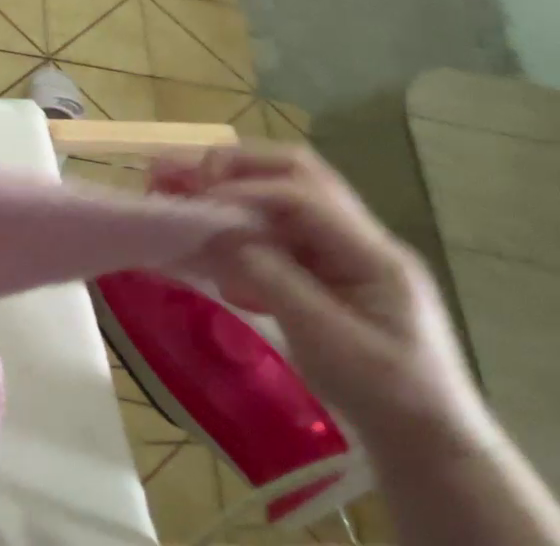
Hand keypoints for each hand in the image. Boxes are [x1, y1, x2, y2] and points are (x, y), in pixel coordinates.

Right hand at [158, 145, 485, 445]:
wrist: (425, 435)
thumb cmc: (382, 390)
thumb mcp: (327, 339)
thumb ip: (274, 279)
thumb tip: (221, 234)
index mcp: (371, 253)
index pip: (301, 195)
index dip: (241, 190)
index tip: (190, 204)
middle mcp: (358, 237)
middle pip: (295, 171)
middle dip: (231, 165)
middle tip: (175, 176)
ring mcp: (341, 248)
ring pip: (280, 188)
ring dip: (226, 182)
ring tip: (173, 187)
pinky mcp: (321, 263)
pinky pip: (272, 221)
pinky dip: (231, 214)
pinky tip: (202, 230)